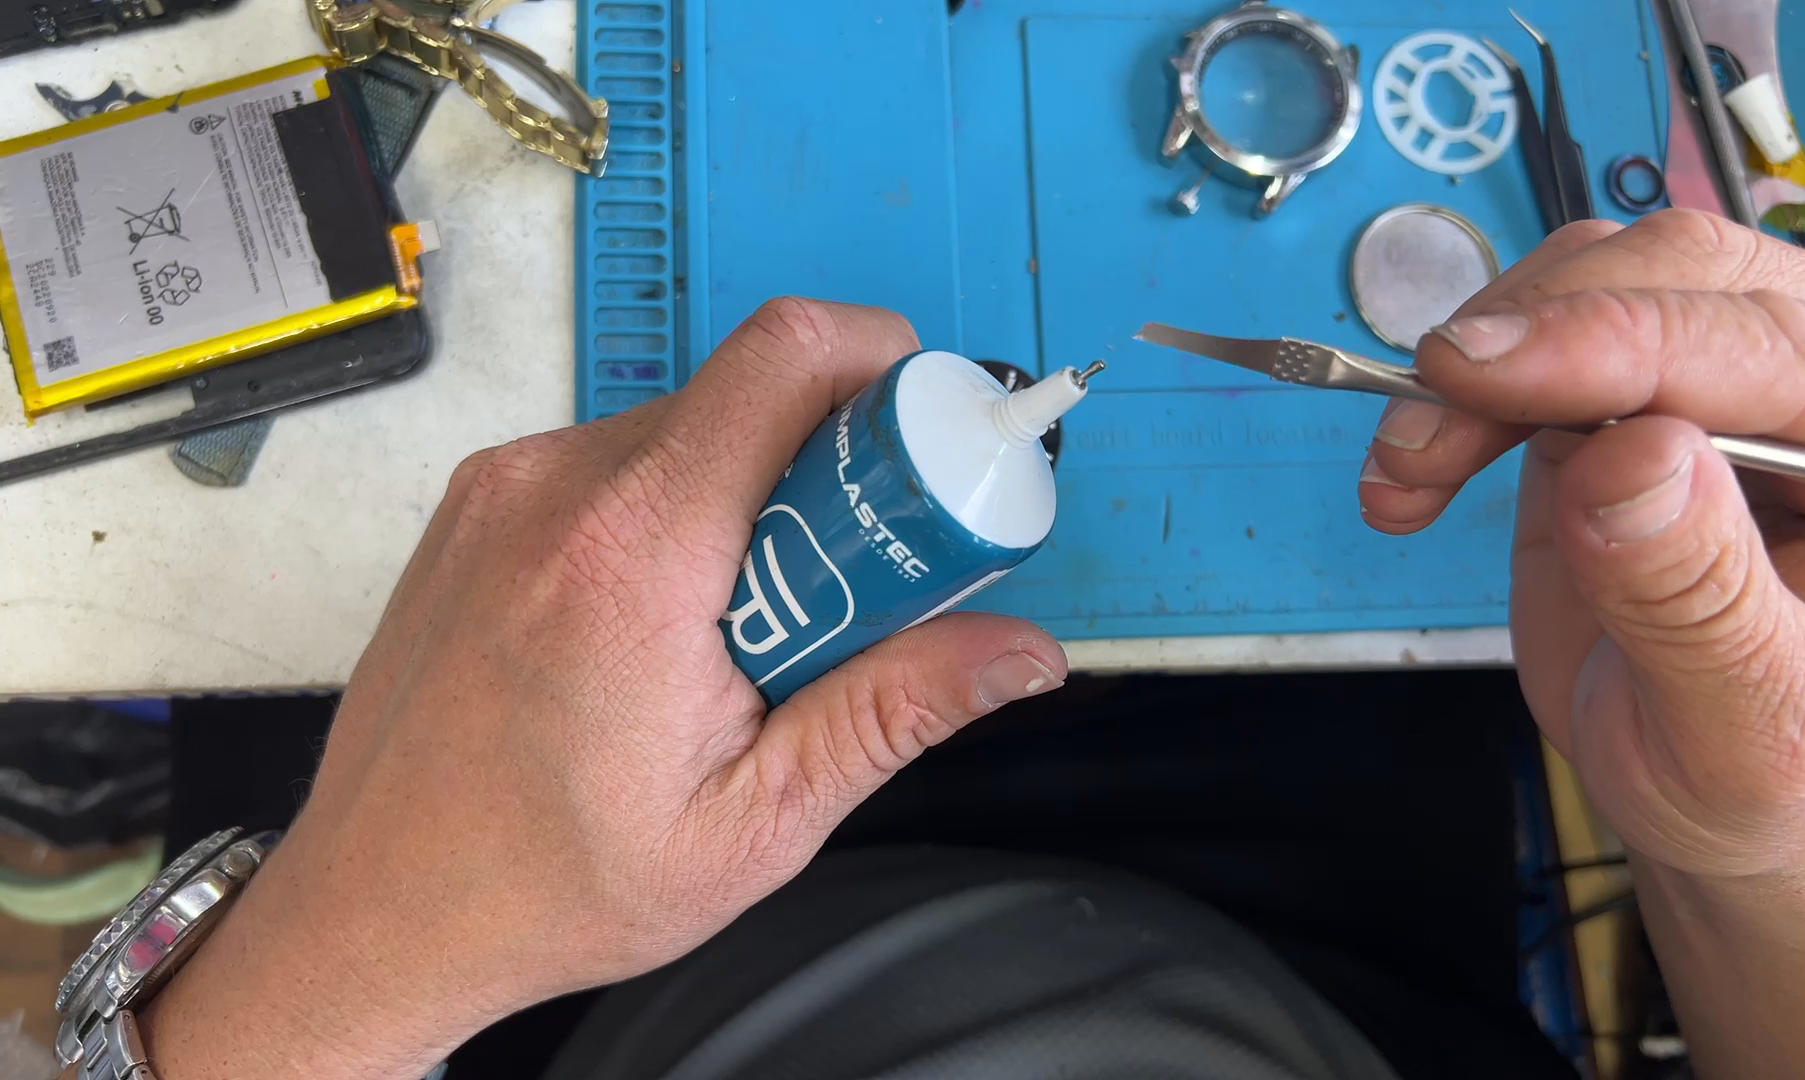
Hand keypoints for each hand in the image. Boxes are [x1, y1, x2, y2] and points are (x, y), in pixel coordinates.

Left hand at [142, 298, 1066, 1077]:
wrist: (372, 912)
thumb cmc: (556, 881)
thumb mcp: (760, 817)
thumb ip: (898, 711)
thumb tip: (1019, 651)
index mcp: (637, 551)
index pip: (787, 361)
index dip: (885, 367)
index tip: (928, 449)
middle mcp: (565, 483)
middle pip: (760, 392)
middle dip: (844, 462)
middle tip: (860, 573)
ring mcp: (518, 478)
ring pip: (704, 422)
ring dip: (772, 489)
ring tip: (766, 610)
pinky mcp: (500, 494)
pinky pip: (642, 453)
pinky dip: (702, 500)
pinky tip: (689, 604)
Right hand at [1358, 210, 1804, 881]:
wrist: (1708, 782)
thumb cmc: (1764, 781)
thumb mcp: (1752, 732)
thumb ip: (1700, 600)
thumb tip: (1626, 456)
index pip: (1780, 350)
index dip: (1610, 346)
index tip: (1465, 371)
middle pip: (1681, 278)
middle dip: (1522, 350)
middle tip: (1413, 449)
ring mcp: (1723, 392)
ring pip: (1591, 289)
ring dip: (1468, 373)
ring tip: (1402, 475)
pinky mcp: (1619, 411)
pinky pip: (1530, 347)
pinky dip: (1450, 396)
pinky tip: (1414, 470)